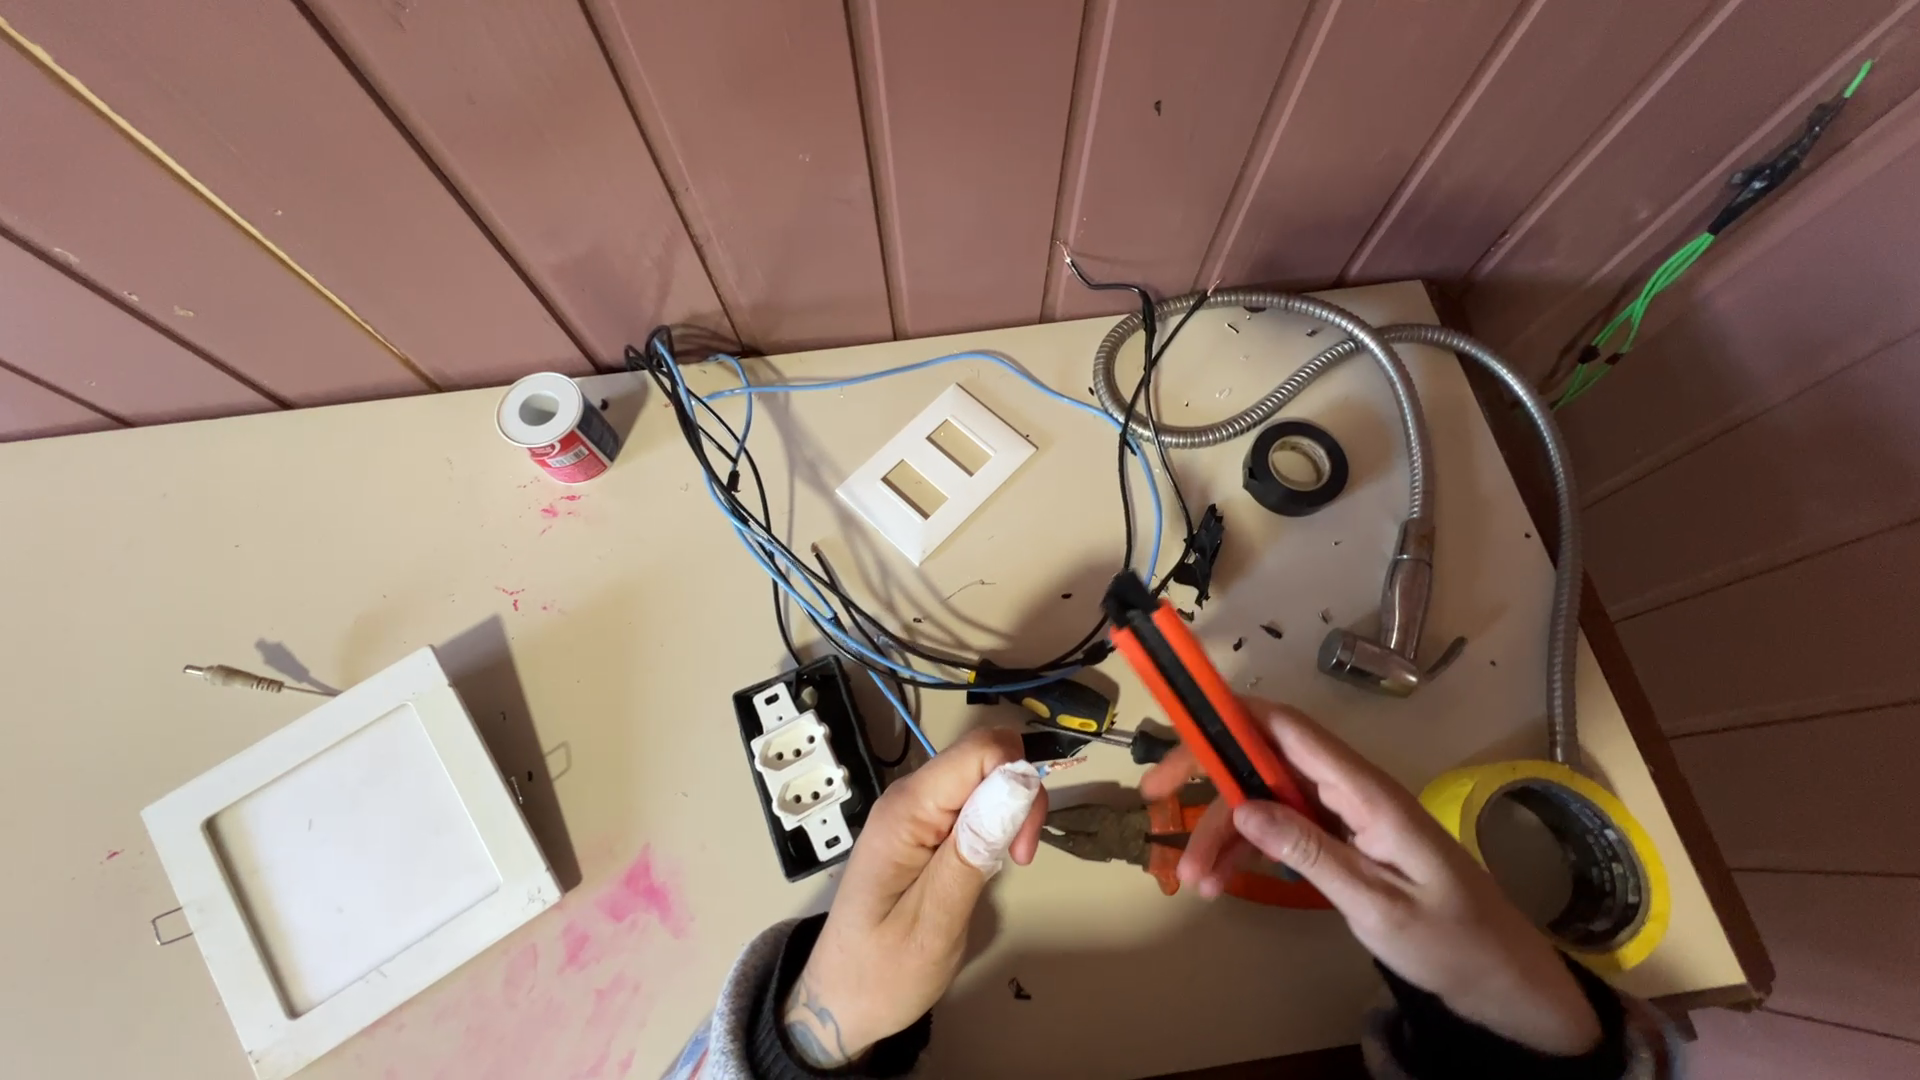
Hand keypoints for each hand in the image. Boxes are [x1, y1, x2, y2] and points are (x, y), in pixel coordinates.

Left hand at [783, 729, 1046, 1067]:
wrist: (838, 1000)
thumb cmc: (881, 972)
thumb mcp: (935, 921)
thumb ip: (974, 847)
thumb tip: (1018, 783)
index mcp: (907, 809)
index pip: (980, 750)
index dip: (1018, 781)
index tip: (1022, 843)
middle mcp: (909, 795)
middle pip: (986, 757)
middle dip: (1018, 797)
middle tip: (1018, 860)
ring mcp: (913, 808)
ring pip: (983, 776)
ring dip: (1008, 813)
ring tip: (997, 870)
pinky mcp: (921, 824)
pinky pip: (970, 800)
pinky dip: (993, 824)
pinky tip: (984, 863)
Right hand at [1143, 699, 1600, 1055]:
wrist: (1507, 983)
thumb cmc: (1454, 941)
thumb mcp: (1380, 905)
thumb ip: (1311, 852)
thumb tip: (1243, 809)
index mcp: (1363, 789)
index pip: (1286, 727)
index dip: (1230, 714)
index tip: (1180, 724)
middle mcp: (1344, 788)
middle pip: (1260, 762)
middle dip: (1207, 784)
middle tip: (1156, 803)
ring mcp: (1339, 812)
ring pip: (1261, 799)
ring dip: (1221, 831)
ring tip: (1194, 879)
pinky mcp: (1335, 836)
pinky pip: (1277, 827)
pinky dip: (1245, 849)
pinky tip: (1222, 880)